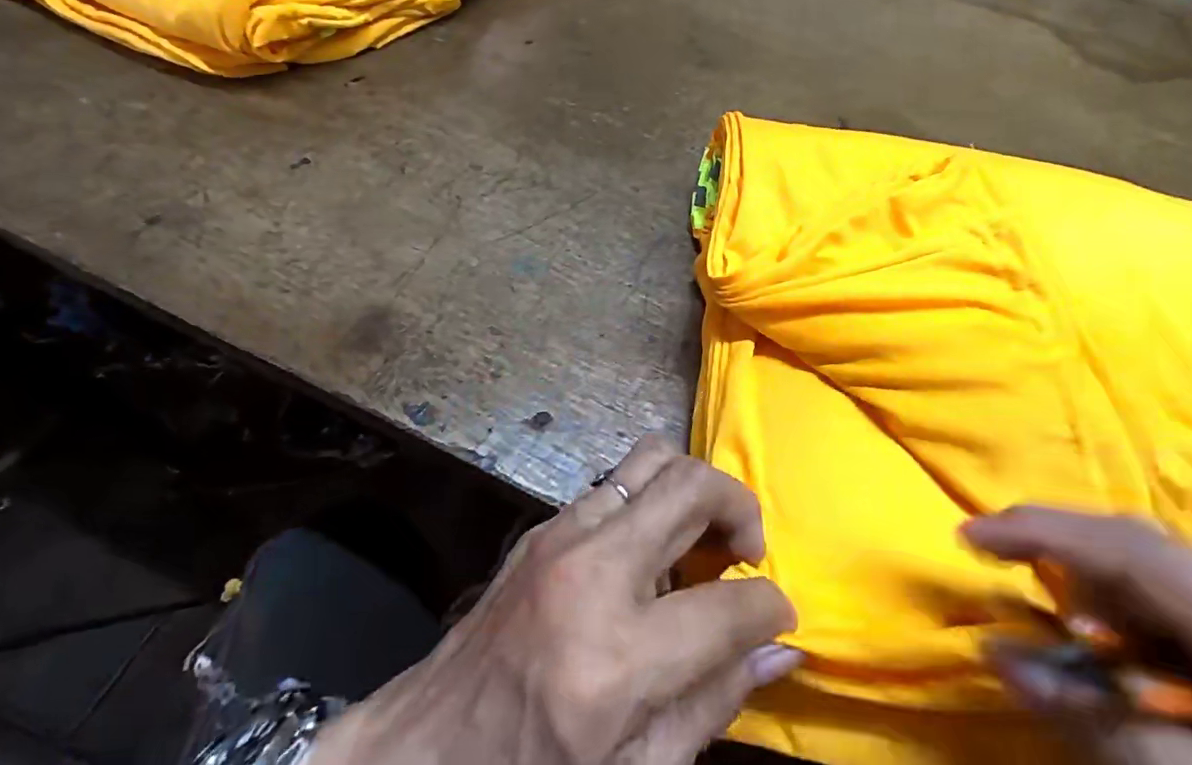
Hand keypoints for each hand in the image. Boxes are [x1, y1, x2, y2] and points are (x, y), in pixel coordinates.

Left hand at [307, 434, 800, 764]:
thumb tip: (778, 652)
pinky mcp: (541, 529)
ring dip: (694, 490)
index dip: (771, 609)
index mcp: (615, 660)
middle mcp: (590, 575)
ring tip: (700, 539)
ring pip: (653, 458)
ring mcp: (559, 539)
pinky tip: (647, 554)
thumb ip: (712, 705)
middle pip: (693, 487)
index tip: (778, 619)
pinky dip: (651, 500)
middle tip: (746, 551)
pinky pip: (616, 481)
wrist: (413, 761)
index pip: (729, 607)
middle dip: (742, 508)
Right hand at [964, 509, 1191, 764]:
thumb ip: (1104, 729)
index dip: (1051, 534)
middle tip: (1031, 626)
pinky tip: (1161, 674)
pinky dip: (1162, 626)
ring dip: (1121, 612)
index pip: (1152, 558)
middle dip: (1081, 584)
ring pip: (1179, 575)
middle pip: (1161, 561)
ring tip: (1103, 669)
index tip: (969, 533)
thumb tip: (1001, 655)